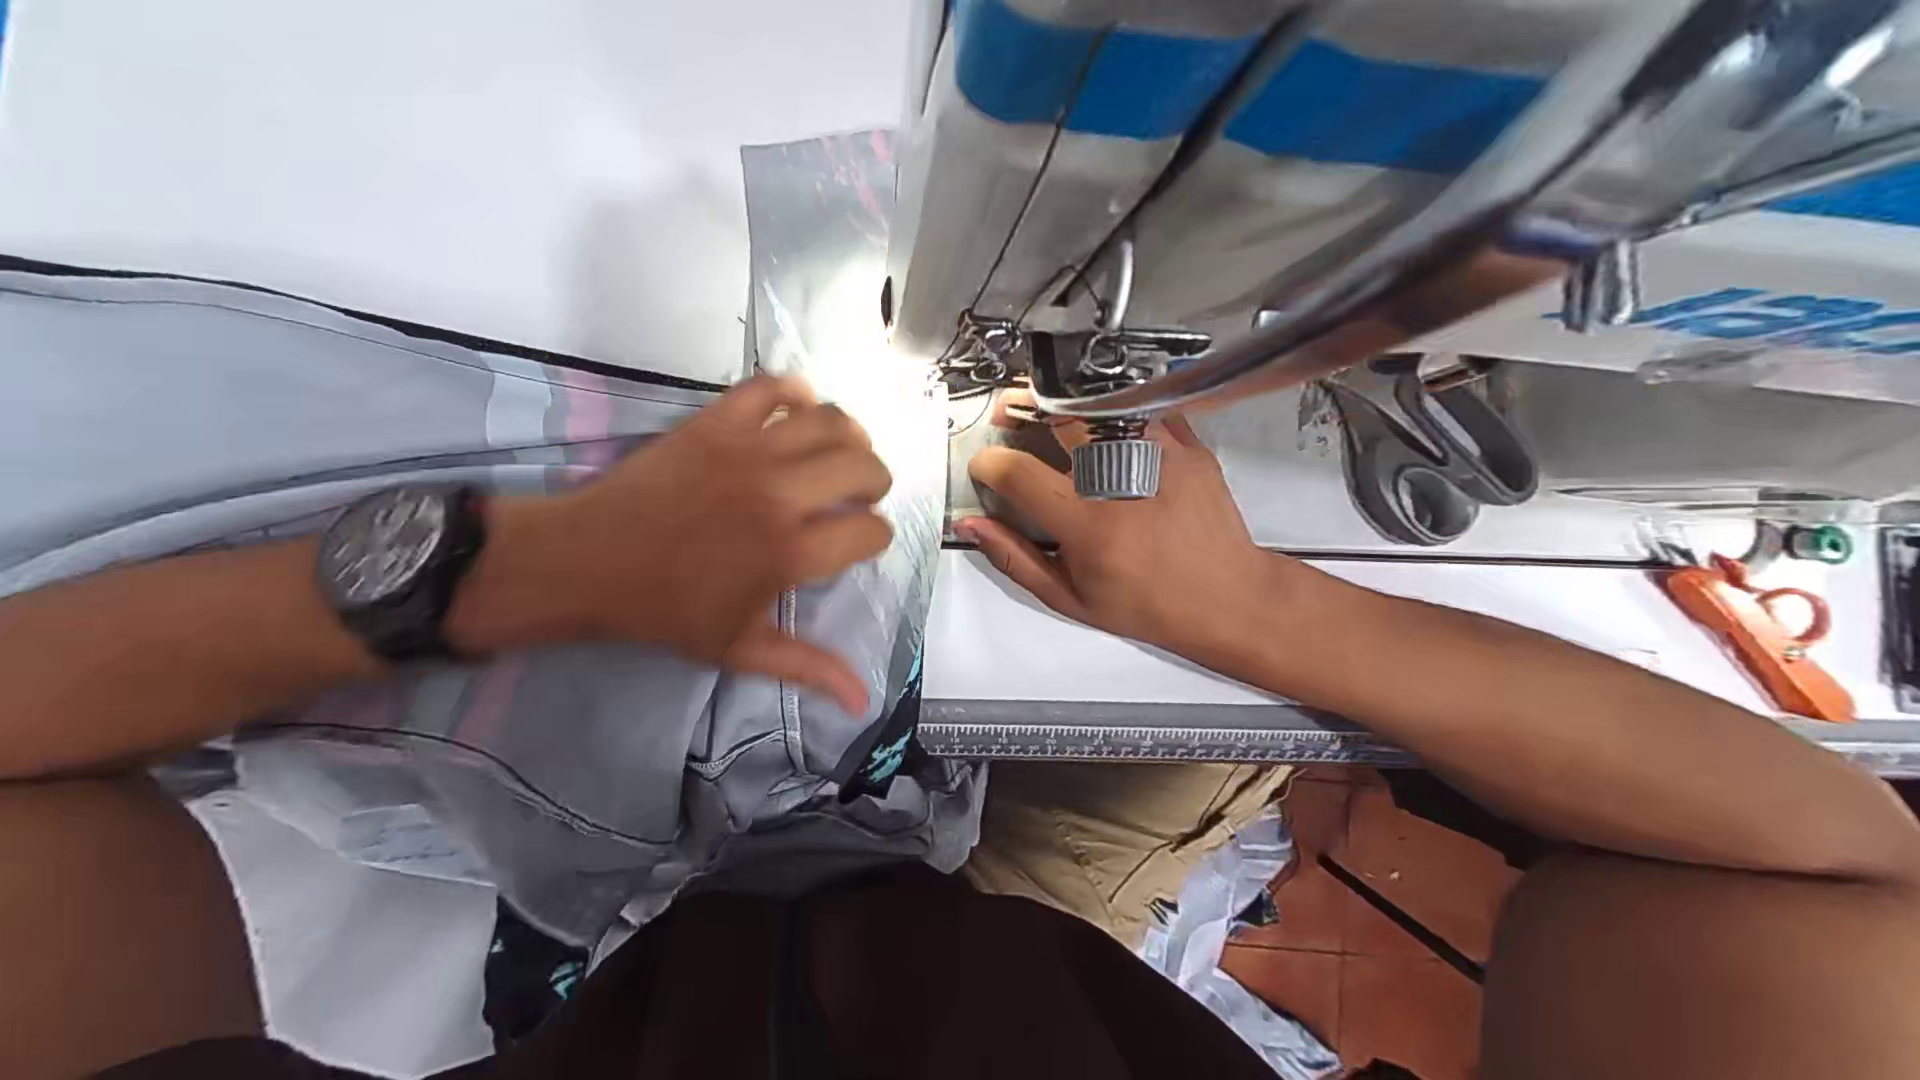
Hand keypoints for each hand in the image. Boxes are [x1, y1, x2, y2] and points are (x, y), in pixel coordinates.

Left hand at [455, 376, 891, 712]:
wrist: (587, 562)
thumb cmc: (667, 611)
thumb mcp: (740, 649)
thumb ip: (808, 668)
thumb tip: (863, 702)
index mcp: (790, 554)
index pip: (871, 531)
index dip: (876, 537)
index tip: (859, 542)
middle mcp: (780, 495)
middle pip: (865, 468)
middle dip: (877, 482)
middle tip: (861, 494)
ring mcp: (748, 452)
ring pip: (832, 421)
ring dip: (853, 436)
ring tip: (843, 453)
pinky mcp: (715, 423)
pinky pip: (771, 387)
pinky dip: (795, 391)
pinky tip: (800, 411)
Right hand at [956, 393, 1294, 664]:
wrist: (1227, 597)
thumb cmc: (1149, 605)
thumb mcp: (1070, 597)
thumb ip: (1015, 558)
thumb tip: (973, 527)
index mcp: (1089, 525)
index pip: (1019, 474)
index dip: (989, 462)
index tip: (985, 464)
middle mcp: (1123, 482)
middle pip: (1059, 417)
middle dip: (1020, 406)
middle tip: (1008, 413)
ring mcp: (1161, 457)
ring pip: (1099, 404)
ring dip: (1064, 405)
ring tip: (1051, 417)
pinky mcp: (1189, 447)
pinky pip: (1140, 411)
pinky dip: (1112, 412)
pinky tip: (1104, 429)